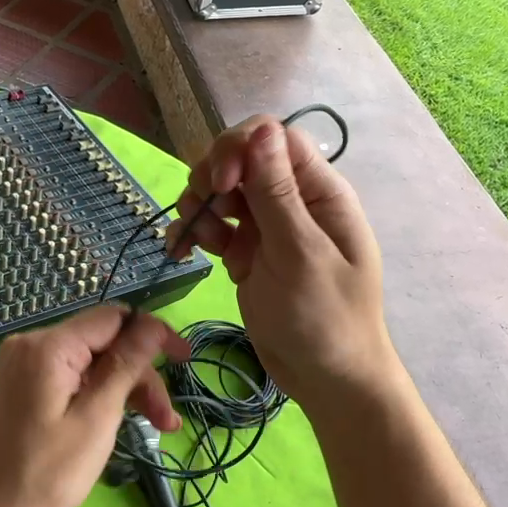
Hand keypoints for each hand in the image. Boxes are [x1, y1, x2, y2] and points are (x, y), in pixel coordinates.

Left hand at [0, 307, 188, 506]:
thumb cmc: (47, 474)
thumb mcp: (96, 418)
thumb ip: (125, 365)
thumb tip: (151, 324)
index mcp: (47, 347)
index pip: (112, 318)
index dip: (153, 334)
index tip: (184, 360)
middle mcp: (30, 345)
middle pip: (102, 343)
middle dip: (139, 375)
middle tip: (167, 421)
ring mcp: (23, 366)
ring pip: (90, 363)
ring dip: (124, 389)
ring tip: (157, 429)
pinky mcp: (22, 387)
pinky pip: (70, 378)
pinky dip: (98, 396)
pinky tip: (120, 422)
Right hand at [164, 115, 396, 410]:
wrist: (325, 378)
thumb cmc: (324, 319)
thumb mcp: (299, 254)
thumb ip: (277, 193)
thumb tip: (262, 128)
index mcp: (319, 193)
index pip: (273, 137)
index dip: (239, 148)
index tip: (222, 184)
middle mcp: (292, 202)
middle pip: (240, 160)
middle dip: (212, 179)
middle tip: (202, 215)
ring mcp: (267, 228)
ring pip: (221, 192)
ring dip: (198, 207)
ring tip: (194, 241)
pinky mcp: (247, 253)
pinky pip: (213, 227)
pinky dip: (194, 233)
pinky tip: (181, 251)